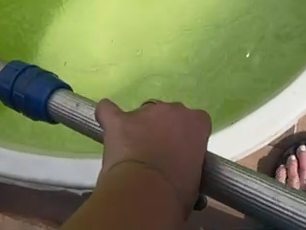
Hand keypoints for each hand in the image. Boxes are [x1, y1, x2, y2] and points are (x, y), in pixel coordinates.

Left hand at [95, 98, 211, 213]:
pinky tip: (108, 122)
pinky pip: (109, 110)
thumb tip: (181, 173)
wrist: (145, 195)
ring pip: (143, 114)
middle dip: (165, 131)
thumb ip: (189, 165)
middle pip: (169, 115)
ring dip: (140, 129)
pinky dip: (108, 115)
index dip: (188, 138)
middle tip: (160, 156)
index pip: (197, 121)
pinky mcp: (118, 120)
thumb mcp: (194, 182)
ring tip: (134, 152)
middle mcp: (172, 109)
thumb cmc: (176, 194)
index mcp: (195, 123)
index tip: (184, 154)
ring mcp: (144, 112)